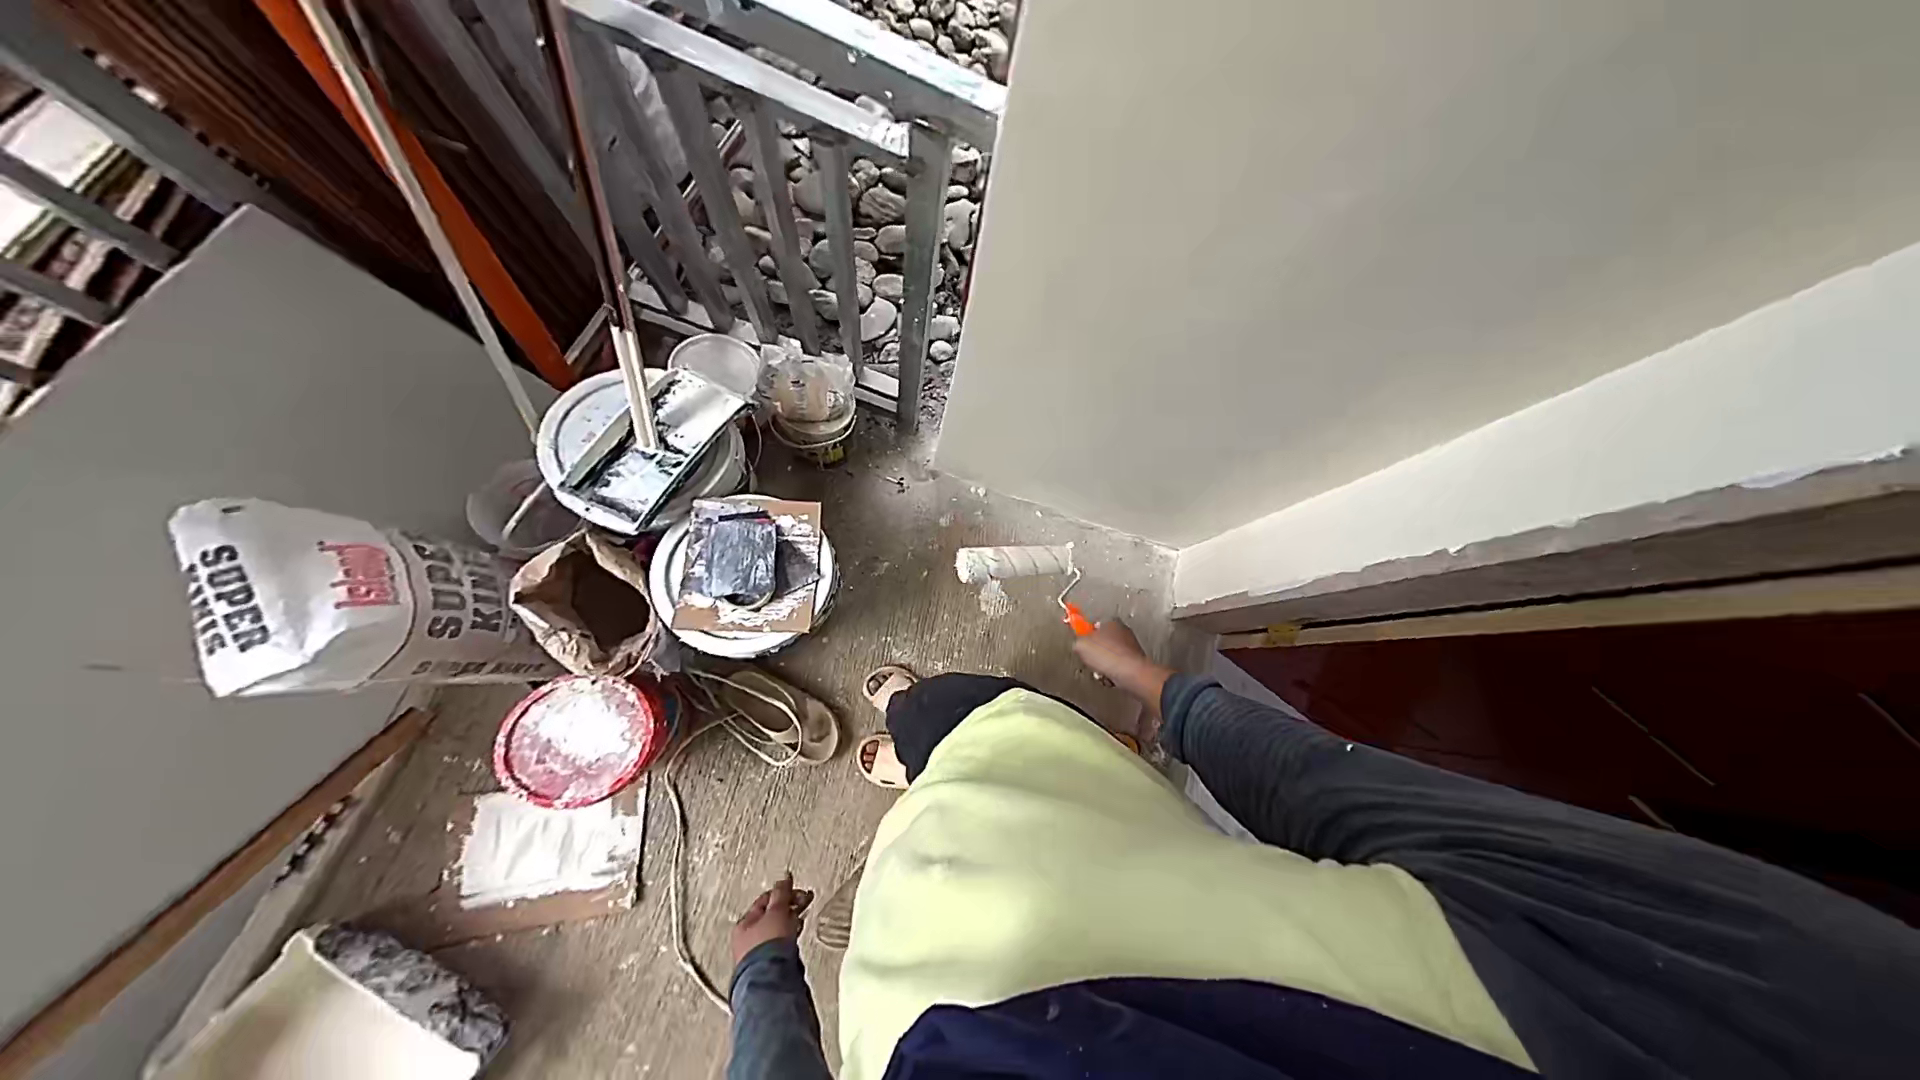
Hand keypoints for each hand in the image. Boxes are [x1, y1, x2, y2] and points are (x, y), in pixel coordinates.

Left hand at [730, 872, 813, 964]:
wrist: (772, 979)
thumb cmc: (767, 948)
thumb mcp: (777, 912)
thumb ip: (782, 892)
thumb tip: (784, 877)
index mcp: (743, 924)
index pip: (765, 900)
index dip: (783, 892)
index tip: (797, 889)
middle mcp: (746, 939)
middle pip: (771, 915)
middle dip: (788, 907)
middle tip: (803, 901)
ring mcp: (757, 954)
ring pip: (777, 930)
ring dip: (790, 922)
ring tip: (799, 920)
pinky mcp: (769, 965)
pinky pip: (781, 944)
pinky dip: (789, 937)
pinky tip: (795, 936)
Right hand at [1073, 620, 1174, 718]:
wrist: (1130, 674)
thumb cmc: (1110, 656)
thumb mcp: (1080, 645)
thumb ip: (1077, 641)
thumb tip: (1077, 644)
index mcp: (1111, 621)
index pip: (1094, 625)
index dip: (1085, 636)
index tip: (1081, 642)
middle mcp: (1123, 632)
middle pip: (1102, 642)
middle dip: (1094, 653)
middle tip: (1090, 659)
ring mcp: (1131, 647)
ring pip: (1109, 657)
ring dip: (1103, 665)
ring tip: (1101, 670)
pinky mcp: (1135, 663)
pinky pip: (1117, 668)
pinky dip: (1112, 673)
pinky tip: (1110, 677)